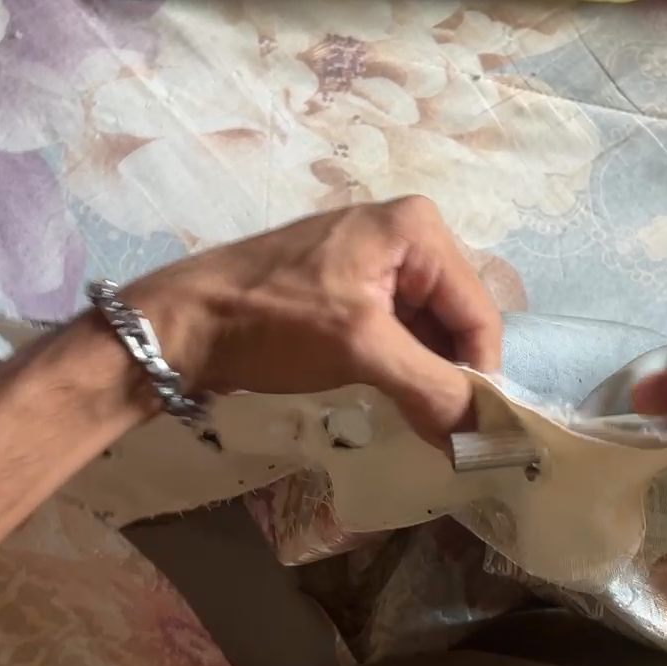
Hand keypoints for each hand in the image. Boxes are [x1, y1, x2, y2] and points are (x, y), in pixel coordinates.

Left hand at [123, 197, 502, 439]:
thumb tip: (486, 437)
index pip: (477, 310)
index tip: (475, 431)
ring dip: (427, 377)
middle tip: (446, 433)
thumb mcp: (361, 348)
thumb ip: (432, 388)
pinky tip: (395, 398)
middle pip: (456, 319)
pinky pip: (399, 331)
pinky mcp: (352, 286)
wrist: (180, 325)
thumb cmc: (272, 321)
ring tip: (421, 422)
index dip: (480, 373)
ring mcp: (376, 259)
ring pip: (429, 330)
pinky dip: (403, 368)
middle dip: (451, 376)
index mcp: (417, 229)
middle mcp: (405, 234)